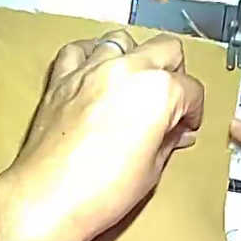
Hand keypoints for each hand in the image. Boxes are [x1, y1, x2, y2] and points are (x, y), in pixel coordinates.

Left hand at [0, 31, 204, 240]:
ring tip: (134, 84)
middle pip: (165, 49)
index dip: (193, 111)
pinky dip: (90, 56)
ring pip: (122, 40)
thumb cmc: (96, 193)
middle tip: (169, 101)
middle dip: (174, 73)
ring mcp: (90, 71)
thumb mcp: (151, 171)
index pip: (191, 90)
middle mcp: (126, 70)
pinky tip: (96, 73)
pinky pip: (78, 50)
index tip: (186, 125)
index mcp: (158, 91)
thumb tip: (175, 133)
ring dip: (134, 58)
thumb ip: (167, 141)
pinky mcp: (61, 80)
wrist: (47, 200)